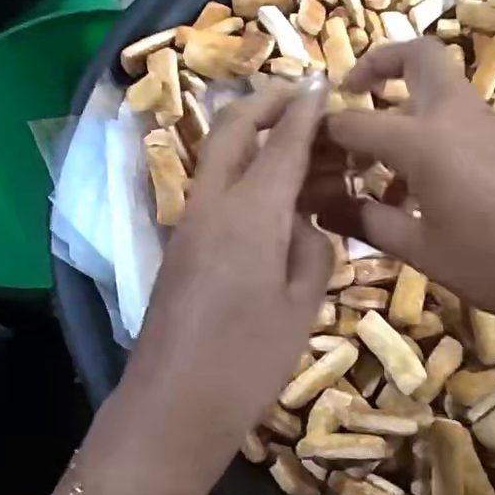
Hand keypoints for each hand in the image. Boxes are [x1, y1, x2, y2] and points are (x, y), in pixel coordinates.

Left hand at [76, 82, 333, 494]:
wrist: (172, 410)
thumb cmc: (248, 362)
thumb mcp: (301, 306)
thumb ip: (312, 249)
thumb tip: (304, 223)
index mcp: (250, 214)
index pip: (282, 142)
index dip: (304, 109)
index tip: (323, 84)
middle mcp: (213, 206)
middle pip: (233, 130)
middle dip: (266, 103)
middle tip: (300, 97)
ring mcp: (190, 226)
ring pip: (221, 160)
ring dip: (255, 140)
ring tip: (299, 148)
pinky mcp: (181, 249)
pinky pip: (216, 194)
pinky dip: (244, 176)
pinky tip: (274, 199)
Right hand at [308, 39, 494, 346]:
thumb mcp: (420, 248)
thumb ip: (366, 219)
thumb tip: (319, 205)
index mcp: (424, 139)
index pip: (356, 120)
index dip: (322, 132)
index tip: (299, 149)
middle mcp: (455, 116)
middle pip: (416, 56)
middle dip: (377, 64)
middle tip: (350, 97)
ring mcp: (488, 127)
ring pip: (437, 91)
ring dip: (402, 110)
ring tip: (375, 170)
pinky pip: (457, 123)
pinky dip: (428, 138)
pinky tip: (417, 194)